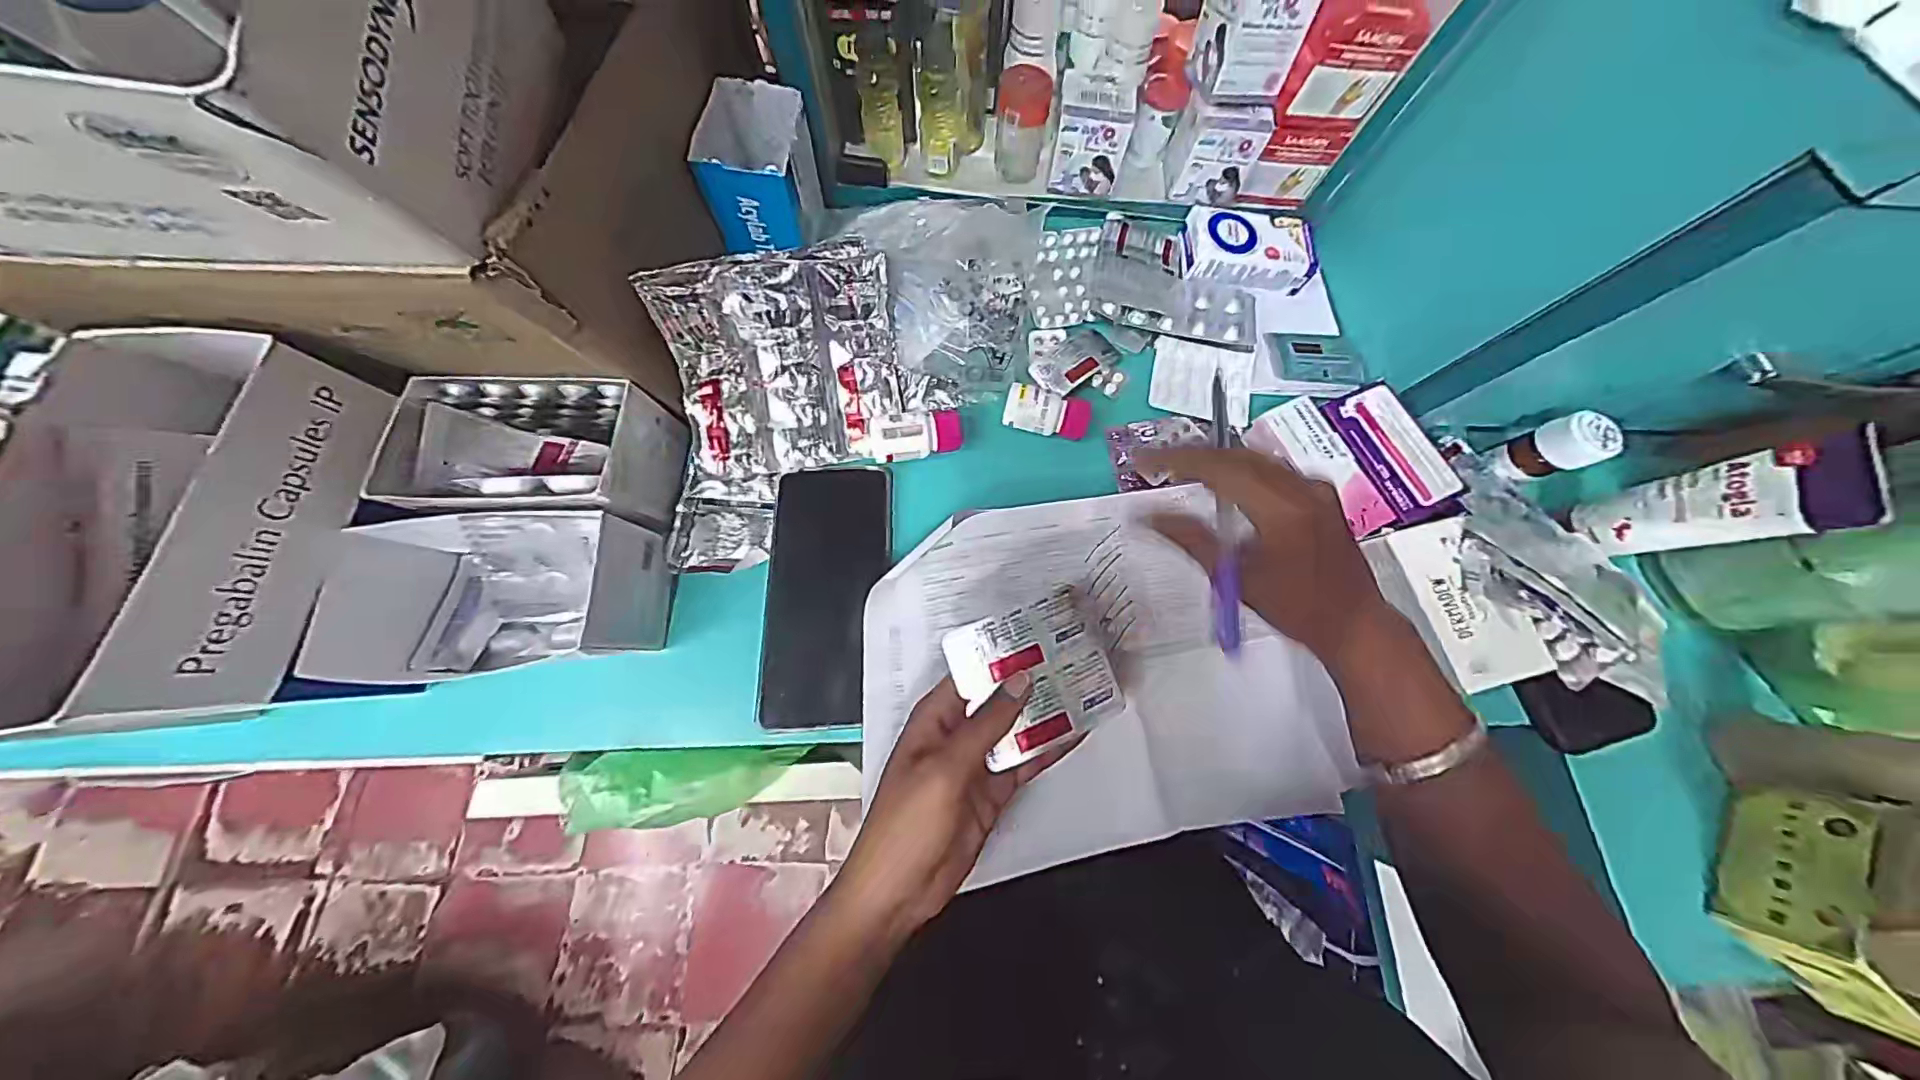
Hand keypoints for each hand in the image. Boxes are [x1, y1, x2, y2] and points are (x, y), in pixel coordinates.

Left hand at [831, 673, 1077, 940]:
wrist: (900, 890)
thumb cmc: (906, 823)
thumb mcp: (947, 766)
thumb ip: (986, 724)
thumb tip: (1017, 682)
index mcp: (933, 719)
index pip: (970, 676)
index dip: (1000, 659)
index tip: (1035, 640)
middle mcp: (955, 736)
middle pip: (997, 702)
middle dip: (1028, 686)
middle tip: (1068, 663)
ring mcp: (975, 765)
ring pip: (1014, 732)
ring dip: (1042, 716)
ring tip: (1079, 692)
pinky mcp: (991, 793)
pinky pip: (1022, 765)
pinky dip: (1046, 751)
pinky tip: (1072, 736)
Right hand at [1139, 446, 1394, 661]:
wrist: (1353, 622)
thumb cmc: (1297, 608)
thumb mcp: (1236, 577)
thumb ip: (1191, 540)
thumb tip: (1150, 518)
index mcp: (1282, 509)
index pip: (1220, 468)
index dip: (1178, 461)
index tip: (1148, 460)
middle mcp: (1303, 489)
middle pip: (1237, 456)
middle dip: (1194, 456)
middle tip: (1159, 462)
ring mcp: (1316, 489)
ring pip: (1256, 458)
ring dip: (1218, 459)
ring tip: (1184, 467)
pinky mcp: (1321, 495)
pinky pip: (1274, 468)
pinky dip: (1242, 468)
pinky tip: (1226, 479)